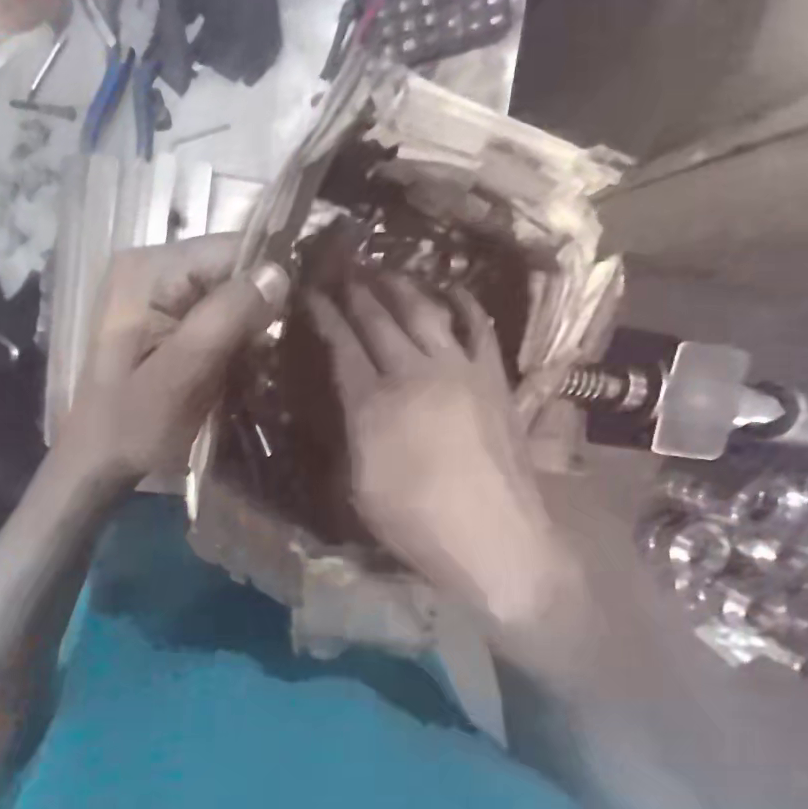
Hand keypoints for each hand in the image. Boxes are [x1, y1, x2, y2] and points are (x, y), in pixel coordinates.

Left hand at [60, 233, 288, 483]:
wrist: (97, 465)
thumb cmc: (132, 425)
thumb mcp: (181, 373)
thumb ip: (227, 317)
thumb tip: (279, 272)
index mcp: (149, 269)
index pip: (231, 249)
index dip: (270, 280)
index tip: (296, 321)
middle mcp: (153, 268)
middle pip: (232, 270)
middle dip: (261, 308)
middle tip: (277, 353)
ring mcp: (158, 293)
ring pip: (230, 294)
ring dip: (252, 328)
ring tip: (263, 365)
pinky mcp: (167, 319)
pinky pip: (218, 315)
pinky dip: (237, 340)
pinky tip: (245, 368)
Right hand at [306, 275, 567, 627]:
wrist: (496, 539)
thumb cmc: (417, 522)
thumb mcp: (360, 484)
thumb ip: (353, 433)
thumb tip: (351, 401)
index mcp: (374, 403)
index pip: (342, 345)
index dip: (324, 315)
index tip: (311, 292)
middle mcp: (414, 374)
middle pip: (379, 320)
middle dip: (356, 291)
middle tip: (341, 269)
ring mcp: (459, 370)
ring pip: (424, 312)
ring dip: (401, 287)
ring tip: (384, 270)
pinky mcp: (493, 378)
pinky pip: (478, 328)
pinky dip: (464, 303)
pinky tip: (450, 289)